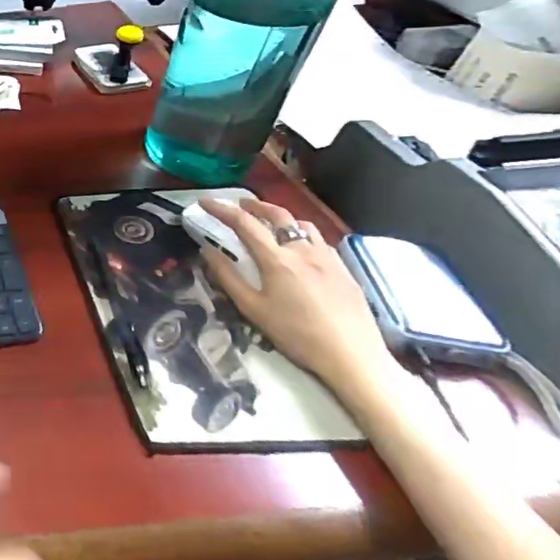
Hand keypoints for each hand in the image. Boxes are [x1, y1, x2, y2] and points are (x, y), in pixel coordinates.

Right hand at [196, 198, 398, 398]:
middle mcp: (303, 251)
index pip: (244, 223)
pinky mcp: (345, 271)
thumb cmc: (297, 334)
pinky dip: (303, 235)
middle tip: (240, 204)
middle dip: (255, 205)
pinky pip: (321, 241)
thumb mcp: (253, 309)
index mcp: (277, 259)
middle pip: (278, 215)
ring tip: (272, 224)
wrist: (354, 358)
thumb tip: (207, 250)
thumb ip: (227, 277)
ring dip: (282, 218)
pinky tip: (302, 249)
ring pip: (303, 225)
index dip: (222, 209)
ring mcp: (328, 259)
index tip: (205, 201)